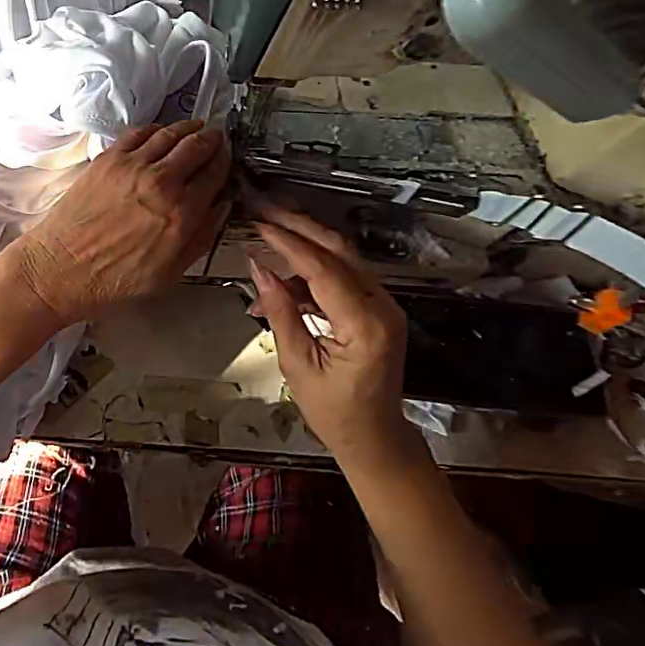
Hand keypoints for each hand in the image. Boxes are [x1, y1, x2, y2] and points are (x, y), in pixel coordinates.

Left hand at [8, 120, 230, 324]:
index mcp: (182, 213)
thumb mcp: (170, 273)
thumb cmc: (114, 281)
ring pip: (170, 133)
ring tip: (195, 128)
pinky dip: (156, 128)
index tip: (227, 158)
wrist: (61, 270)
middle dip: (212, 139)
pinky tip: (160, 132)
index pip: (215, 173)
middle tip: (216, 137)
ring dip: (188, 128)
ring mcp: (133, 166)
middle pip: (198, 146)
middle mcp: (162, 183)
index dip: (225, 162)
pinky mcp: (108, 159)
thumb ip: (201, 237)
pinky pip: (139, 133)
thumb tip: (221, 208)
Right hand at [246, 199, 412, 456]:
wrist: (374, 435)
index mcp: (365, 326)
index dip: (289, 243)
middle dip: (298, 226)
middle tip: (263, 210)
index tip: (260, 225)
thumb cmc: (334, 411)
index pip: (323, 270)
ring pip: (341, 257)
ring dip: (303, 243)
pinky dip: (310, 271)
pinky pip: (342, 275)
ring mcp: (384, 304)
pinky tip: (280, 279)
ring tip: (266, 233)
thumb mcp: (297, 364)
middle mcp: (383, 307)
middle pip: (339, 250)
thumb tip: (260, 269)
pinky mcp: (377, 307)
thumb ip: (280, 312)